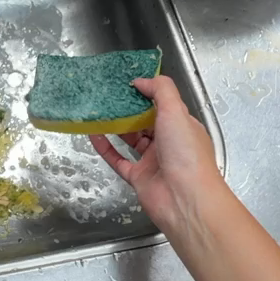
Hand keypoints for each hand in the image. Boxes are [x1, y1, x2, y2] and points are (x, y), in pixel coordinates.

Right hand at [89, 76, 222, 238]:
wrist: (185, 199)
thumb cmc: (186, 153)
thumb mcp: (176, 112)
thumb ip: (160, 90)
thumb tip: (140, 81)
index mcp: (182, 127)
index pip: (164, 106)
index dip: (147, 94)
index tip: (127, 84)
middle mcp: (168, 143)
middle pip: (145, 122)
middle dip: (128, 110)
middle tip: (107, 96)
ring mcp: (152, 161)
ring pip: (130, 140)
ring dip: (115, 127)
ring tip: (97, 112)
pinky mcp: (137, 177)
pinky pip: (118, 159)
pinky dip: (105, 147)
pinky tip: (93, 135)